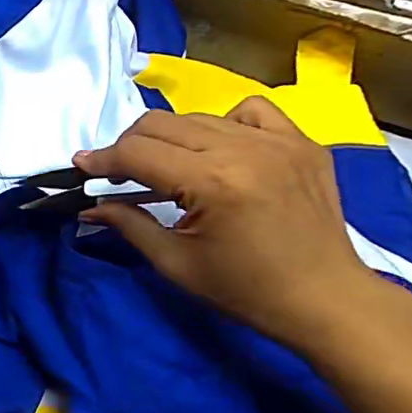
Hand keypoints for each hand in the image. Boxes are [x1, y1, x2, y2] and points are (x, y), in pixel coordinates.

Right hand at [75, 97, 409, 352]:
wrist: (328, 301)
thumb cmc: (247, 291)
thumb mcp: (176, 263)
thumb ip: (129, 224)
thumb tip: (89, 207)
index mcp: (212, 182)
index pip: (138, 153)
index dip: (103, 159)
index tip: (83, 167)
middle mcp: (244, 150)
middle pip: (161, 124)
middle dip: (129, 145)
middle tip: (121, 173)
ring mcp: (278, 141)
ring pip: (197, 116)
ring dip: (170, 137)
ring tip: (169, 166)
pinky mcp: (301, 142)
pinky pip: (249, 111)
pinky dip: (223, 122)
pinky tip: (222, 149)